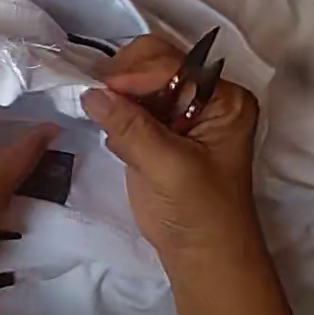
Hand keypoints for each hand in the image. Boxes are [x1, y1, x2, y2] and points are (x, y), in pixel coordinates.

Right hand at [81, 35, 266, 271]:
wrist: (199, 252)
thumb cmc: (199, 211)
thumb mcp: (169, 167)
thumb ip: (131, 127)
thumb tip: (91, 93)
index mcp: (222, 98)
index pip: (173, 64)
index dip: (136, 74)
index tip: (102, 93)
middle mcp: (202, 96)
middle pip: (153, 61)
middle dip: (122, 78)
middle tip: (97, 100)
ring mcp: (176, 111)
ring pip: (134, 79)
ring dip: (113, 95)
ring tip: (106, 123)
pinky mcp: (153, 127)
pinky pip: (124, 103)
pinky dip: (111, 113)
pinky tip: (115, 140)